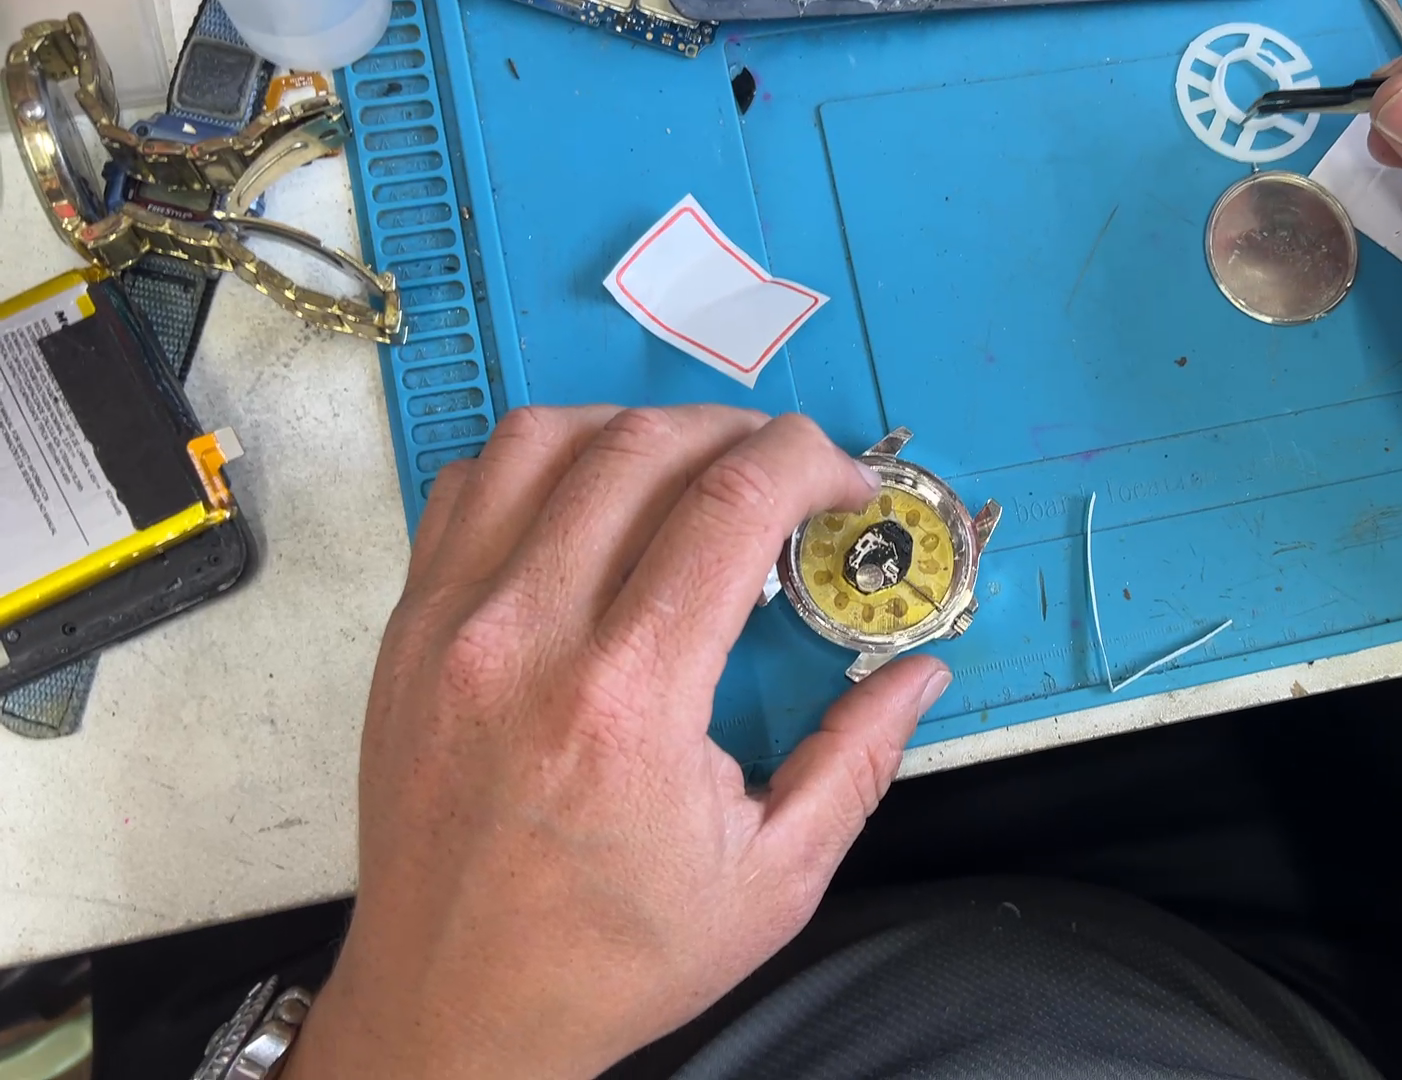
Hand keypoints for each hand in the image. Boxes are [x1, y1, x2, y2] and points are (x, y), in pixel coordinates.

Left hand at [282, 407, 951, 1079]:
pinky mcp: (410, 627)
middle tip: (796, 473)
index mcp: (631, 698)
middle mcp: (527, 637)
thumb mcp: (776, 876)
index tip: (848, 486)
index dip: (812, 464)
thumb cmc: (615, 955)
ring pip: (550, 439)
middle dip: (750, 435)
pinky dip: (554, 456)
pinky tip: (604, 495)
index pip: (733, 502)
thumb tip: (921, 674)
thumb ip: (861, 757)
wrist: (453, 1017)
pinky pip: (474, 482)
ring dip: (651, 428)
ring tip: (707, 467)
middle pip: (649, 448)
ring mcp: (451, 622)